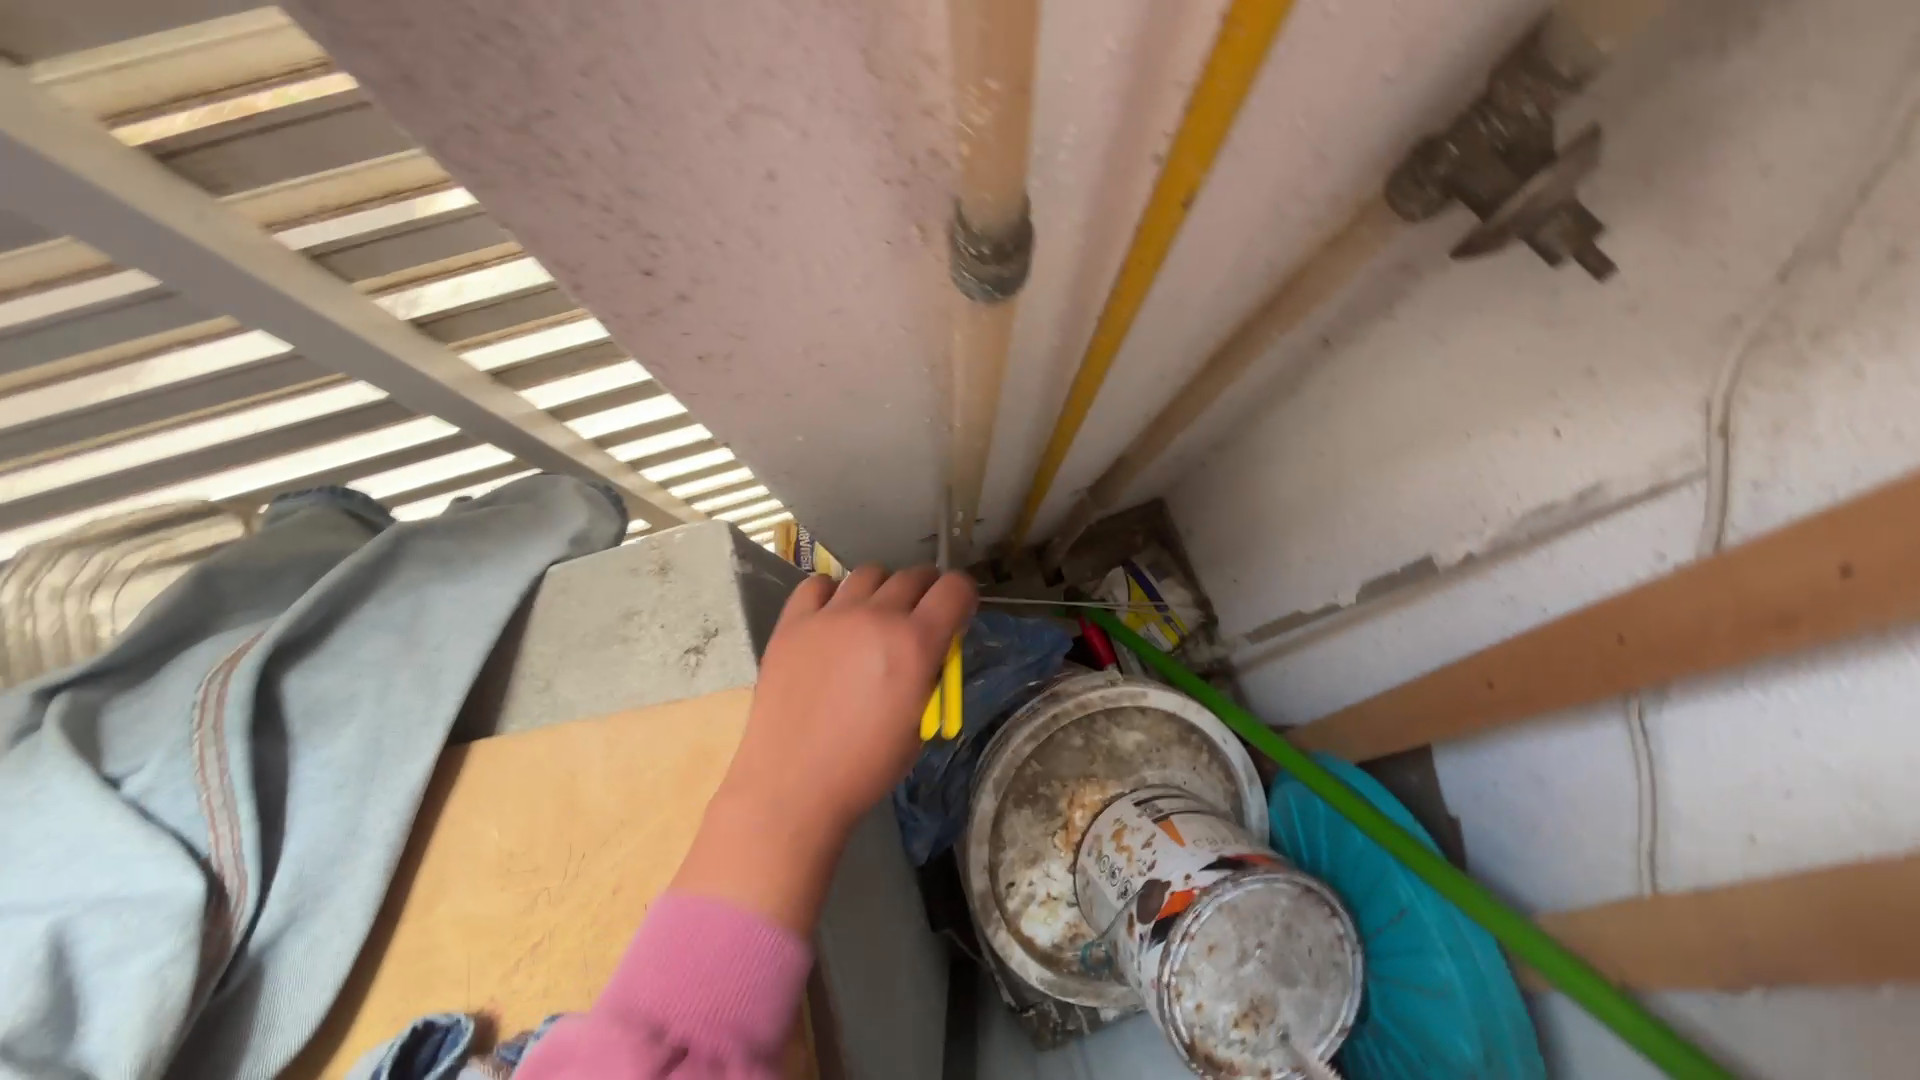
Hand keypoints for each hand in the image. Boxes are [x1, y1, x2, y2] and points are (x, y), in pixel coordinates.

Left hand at [671, 564, 976, 933]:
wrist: (793, 785)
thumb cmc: (866, 767)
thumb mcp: (920, 722)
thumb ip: (930, 674)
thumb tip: (930, 648)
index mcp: (916, 643)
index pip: (955, 589)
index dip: (963, 597)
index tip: (957, 613)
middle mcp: (876, 616)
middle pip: (914, 576)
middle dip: (926, 592)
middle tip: (919, 618)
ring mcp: (830, 616)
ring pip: (869, 573)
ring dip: (882, 589)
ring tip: (875, 616)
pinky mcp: (792, 623)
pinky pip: (818, 585)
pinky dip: (833, 594)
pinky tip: (832, 617)